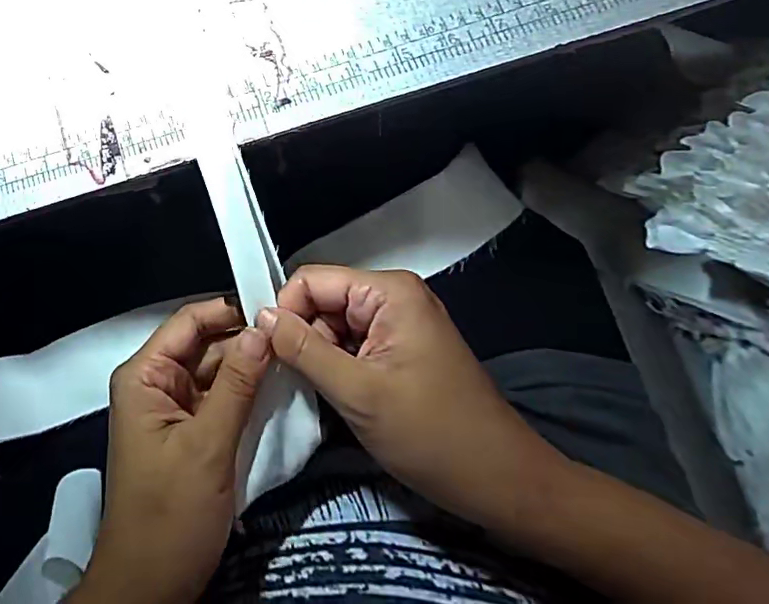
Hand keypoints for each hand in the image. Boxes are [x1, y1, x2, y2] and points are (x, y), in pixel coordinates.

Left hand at [72, 298, 271, 603]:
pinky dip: (243, 396)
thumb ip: (236, 387)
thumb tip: (260, 333)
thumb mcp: (208, 446)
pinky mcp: (188, 434)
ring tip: (291, 355)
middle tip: (291, 333)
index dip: (225, 309)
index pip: (186, 323)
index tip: (269, 303)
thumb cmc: (169, 515)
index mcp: (143, 375)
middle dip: (243, 340)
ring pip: (213, 373)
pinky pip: (217, 401)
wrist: (152, 582)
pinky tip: (274, 389)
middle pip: (202, 346)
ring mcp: (172, 410)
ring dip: (247, 367)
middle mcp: (154, 384)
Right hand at [254, 266, 569, 528]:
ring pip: (331, 323)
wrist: (508, 488)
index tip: (278, 354)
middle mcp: (394, 296)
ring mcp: (400, 322)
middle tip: (307, 380)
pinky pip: (351, 341)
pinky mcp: (401, 346)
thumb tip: (260, 316)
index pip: (310, 280)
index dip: (287, 313)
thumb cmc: (436, 437)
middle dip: (305, 337)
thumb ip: (302, 348)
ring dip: (321, 355)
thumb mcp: (358, 393)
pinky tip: (346, 394)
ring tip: (331, 393)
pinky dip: (338, 366)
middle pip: (320, 300)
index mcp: (389, 292)